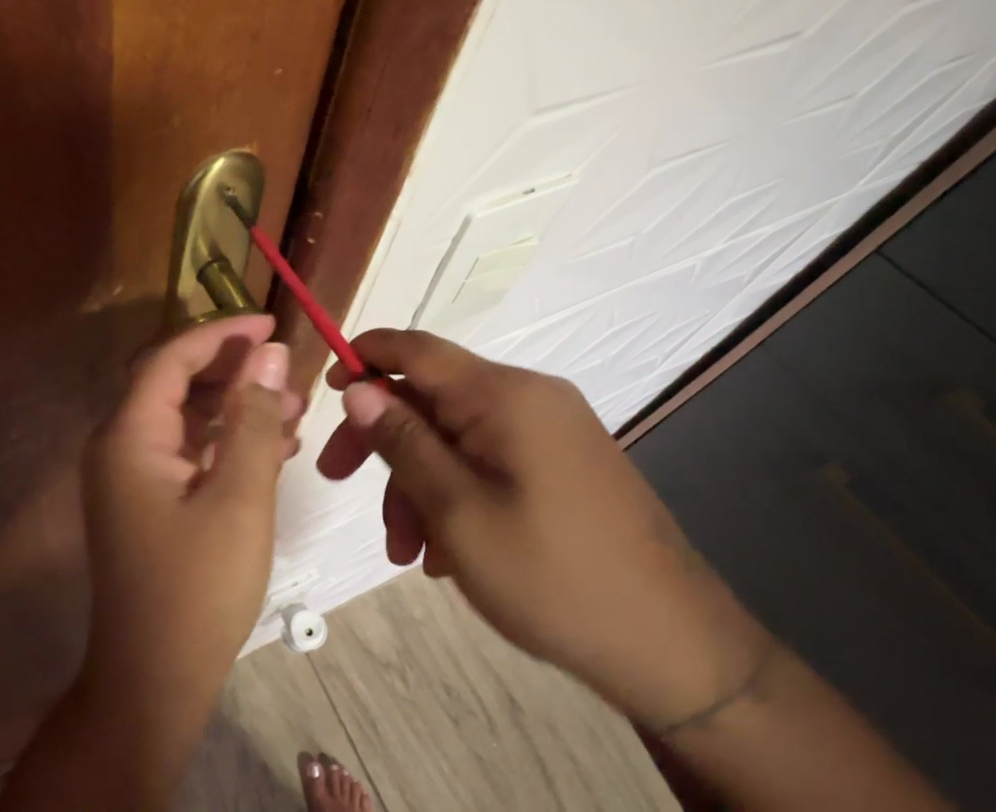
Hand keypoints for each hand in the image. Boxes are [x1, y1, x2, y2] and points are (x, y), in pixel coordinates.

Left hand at [79, 315, 299, 744]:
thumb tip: (269, 353)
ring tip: (294, 413)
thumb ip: (254, 419)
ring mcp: (129, 478)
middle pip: (174, 383)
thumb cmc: (198, 588)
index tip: (273, 324)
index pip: (171, 357)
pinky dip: (225, 445)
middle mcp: (118, 446)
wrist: (152, 680)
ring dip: (235, 409)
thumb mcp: (239, 497)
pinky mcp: (145, 504)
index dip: (222, 333)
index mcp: (128, 435)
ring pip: (184, 419)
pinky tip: (273, 451)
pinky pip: (185, 454)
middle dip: (233, 372)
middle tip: (290, 376)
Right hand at [319, 329, 769, 730]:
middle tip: (339, 482)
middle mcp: (531, 399)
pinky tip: (446, 554)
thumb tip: (358, 389)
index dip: (364, 358)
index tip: (322, 390)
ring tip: (408, 553)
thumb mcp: (457, 511)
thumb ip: (403, 443)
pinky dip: (455, 495)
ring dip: (417, 483)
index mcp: (506, 396)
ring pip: (456, 437)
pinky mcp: (564, 466)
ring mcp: (552, 433)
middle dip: (383, 440)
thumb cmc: (551, 576)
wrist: (674, 646)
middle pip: (432, 397)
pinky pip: (488, 462)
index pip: (417, 349)